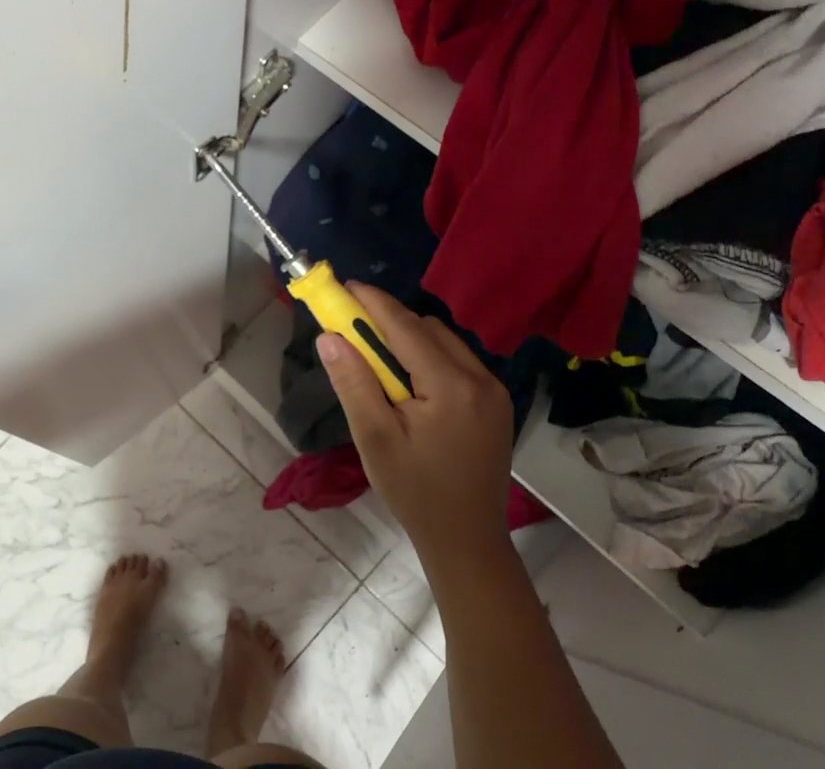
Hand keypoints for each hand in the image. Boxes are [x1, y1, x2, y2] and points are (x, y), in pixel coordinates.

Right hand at [317, 282, 513, 560]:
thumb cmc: (414, 490)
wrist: (466, 538)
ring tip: (374, 354)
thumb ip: (353, 383)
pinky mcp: (495, 404)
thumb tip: (329, 336)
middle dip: (388, 319)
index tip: (343, 286)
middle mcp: (480, 379)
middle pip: (428, 328)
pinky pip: (458, 361)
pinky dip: (428, 356)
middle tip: (350, 324)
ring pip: (445, 342)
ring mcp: (493, 391)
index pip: (406, 327)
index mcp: (451, 386)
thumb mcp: (374, 438)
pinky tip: (405, 378)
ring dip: (409, 337)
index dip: (372, 302)